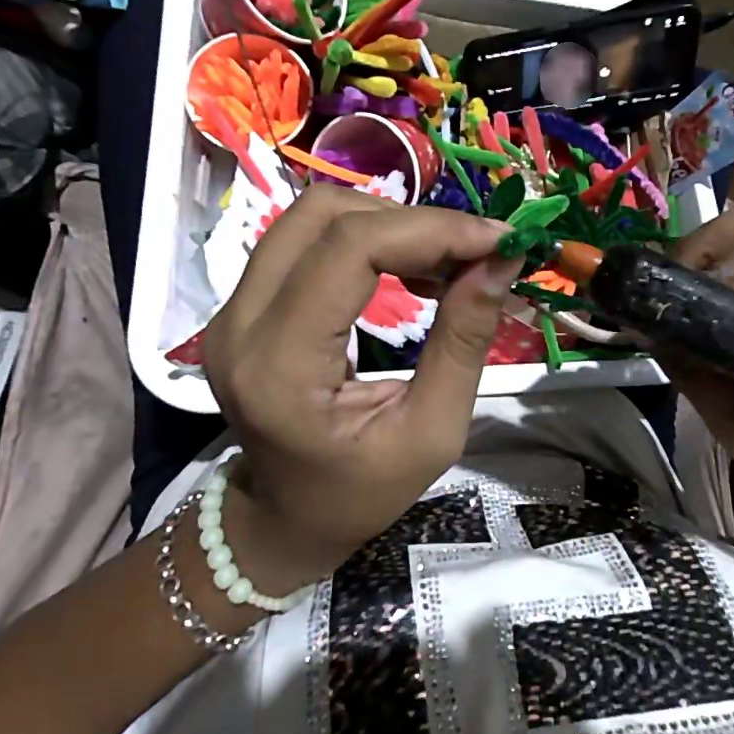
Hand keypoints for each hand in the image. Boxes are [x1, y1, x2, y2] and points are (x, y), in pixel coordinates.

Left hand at [201, 187, 523, 585]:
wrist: (283, 519)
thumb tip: (501, 261)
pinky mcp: (242, 304)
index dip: (431, 230)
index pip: (350, 251)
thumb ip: (463, 342)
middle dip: (413, 221)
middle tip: (474, 252)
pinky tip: (411, 268)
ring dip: (390, 223)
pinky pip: (307, 240)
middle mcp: (240, 323)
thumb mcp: (432, 433)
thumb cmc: (360, 494)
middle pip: (324, 215)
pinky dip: (369, 238)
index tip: (497, 240)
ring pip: (313, 216)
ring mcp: (232, 309)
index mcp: (281, 366)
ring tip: (446, 261)